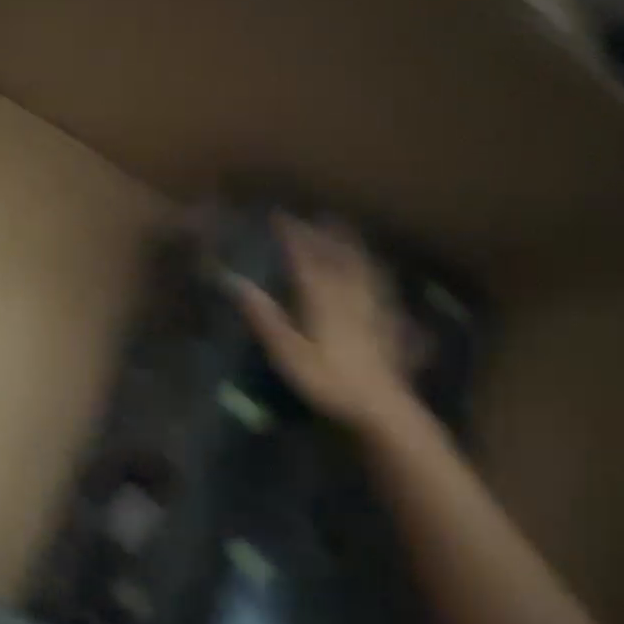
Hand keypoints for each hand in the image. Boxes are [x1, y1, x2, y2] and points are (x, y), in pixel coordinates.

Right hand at [226, 213, 414, 427]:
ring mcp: (373, 307)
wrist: (381, 406)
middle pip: (337, 256)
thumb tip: (236, 284)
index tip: (279, 217)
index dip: (292, 236)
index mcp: (323, 299)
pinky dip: (371, 270)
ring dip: (350, 245)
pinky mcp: (387, 323)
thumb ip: (265, 317)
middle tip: (313, 217)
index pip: (305, 258)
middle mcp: (350, 295)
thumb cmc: (327, 381)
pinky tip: (374, 271)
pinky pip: (379, 285)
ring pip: (361, 266)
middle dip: (323, 234)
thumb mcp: (288, 352)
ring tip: (344, 231)